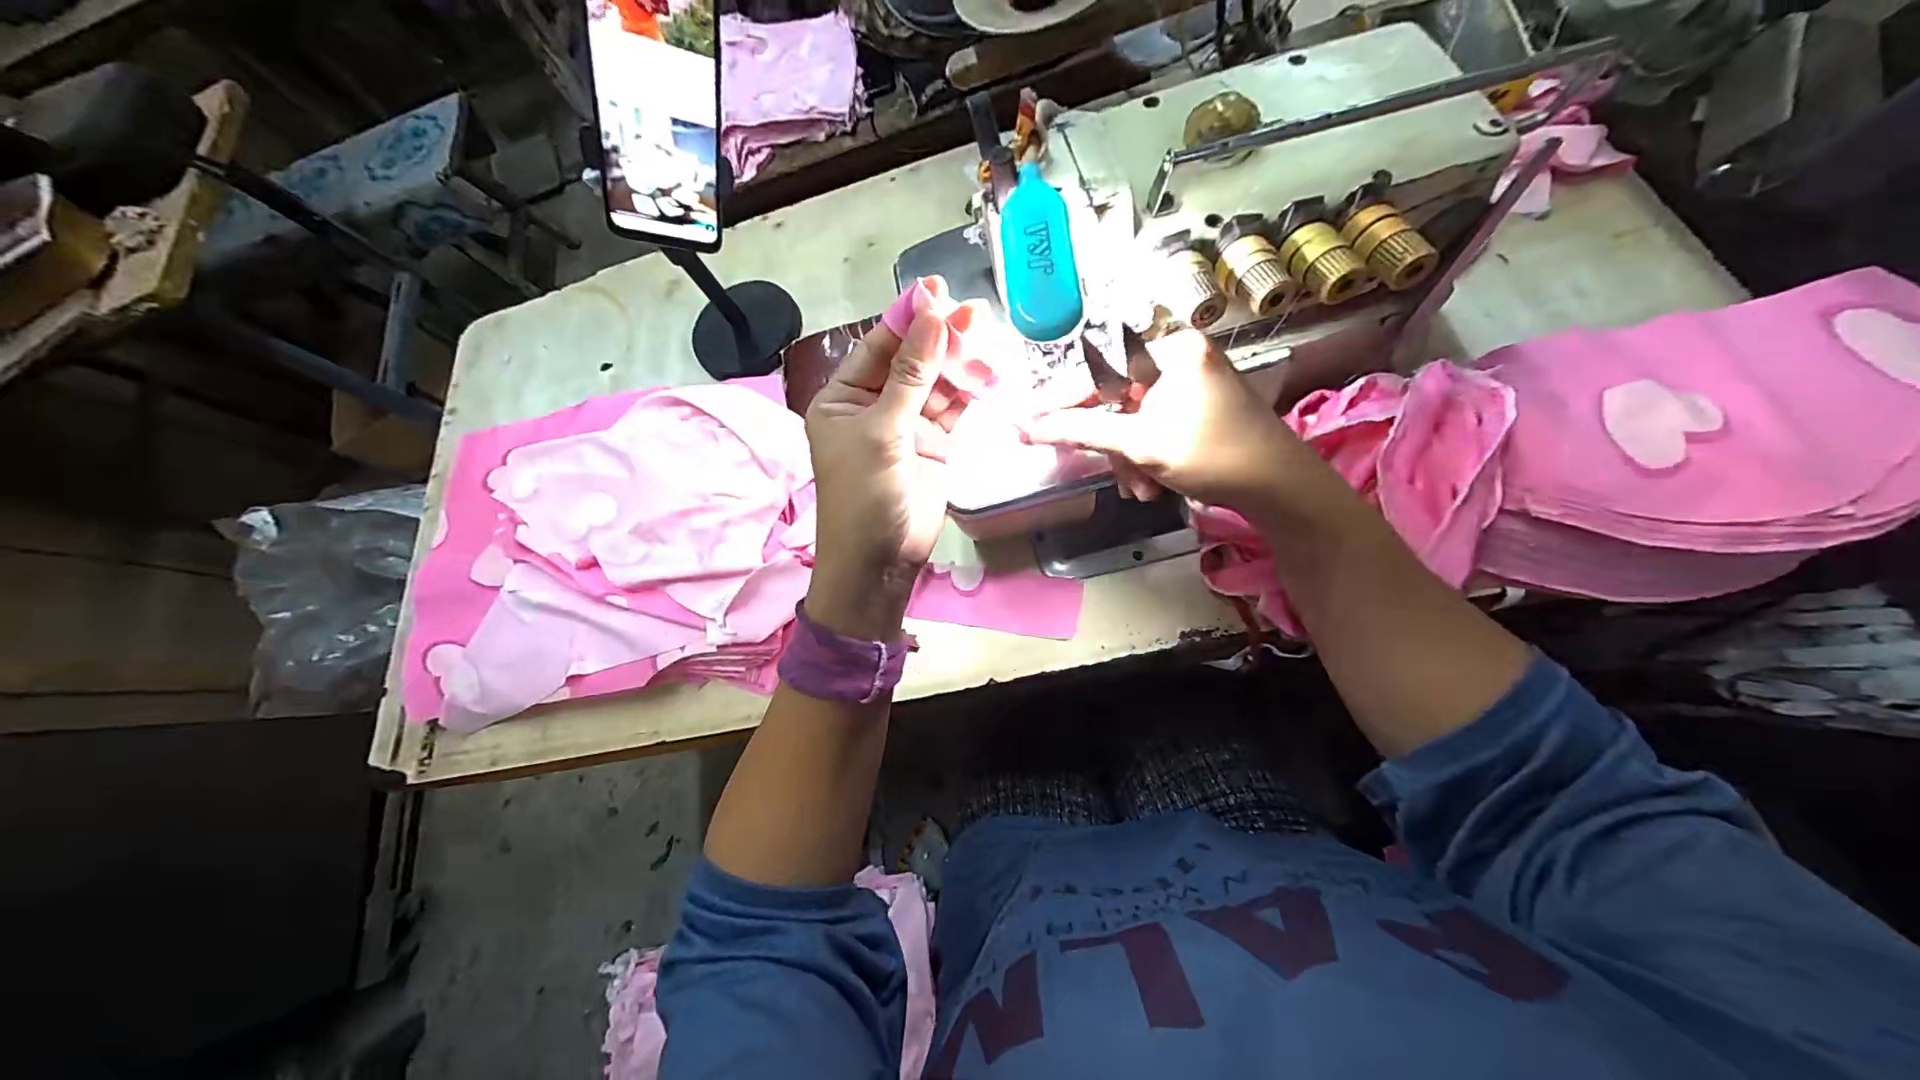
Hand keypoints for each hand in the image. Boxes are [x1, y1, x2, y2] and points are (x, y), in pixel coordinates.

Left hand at [805, 277, 986, 637]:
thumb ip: (911, 376)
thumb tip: (932, 317)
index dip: (908, 319)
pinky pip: (954, 410)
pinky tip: (989, 370)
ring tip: (984, 332)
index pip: (878, 347)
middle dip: (939, 337)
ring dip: (959, 361)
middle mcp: (874, 405)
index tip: (938, 290)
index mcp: (843, 397)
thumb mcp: (882, 432)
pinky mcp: (934, 445)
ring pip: (936, 383)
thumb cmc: (865, 497)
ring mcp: (907, 426)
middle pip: (911, 360)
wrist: (881, 562)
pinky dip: (971, 392)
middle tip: (972, 310)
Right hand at [1020, 330, 1328, 522]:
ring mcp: (1193, 385)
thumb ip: (1084, 430)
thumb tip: (1031, 426)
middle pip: (1120, 403)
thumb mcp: (1142, 443)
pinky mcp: (1200, 409)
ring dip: (1133, 461)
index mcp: (1172, 351)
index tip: (1027, 418)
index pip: (1101, 373)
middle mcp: (1182, 359)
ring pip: (1136, 422)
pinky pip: (1156, 429)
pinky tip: (1156, 485)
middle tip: (1120, 475)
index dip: (1062, 400)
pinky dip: (1150, 459)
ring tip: (1143, 489)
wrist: (1281, 488)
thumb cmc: (1214, 455)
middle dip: (1117, 448)